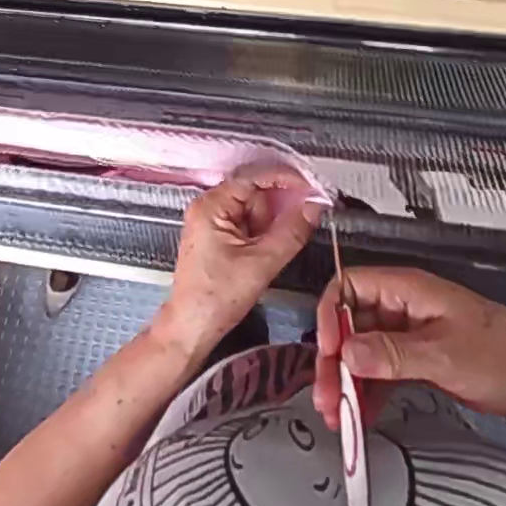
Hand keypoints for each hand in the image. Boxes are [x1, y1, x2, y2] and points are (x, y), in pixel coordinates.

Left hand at [159, 165, 324, 356]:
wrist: (191, 329)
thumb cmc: (216, 298)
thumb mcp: (262, 263)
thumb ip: (292, 231)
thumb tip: (315, 206)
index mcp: (212, 205)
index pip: (254, 176)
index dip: (285, 178)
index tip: (311, 186)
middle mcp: (208, 206)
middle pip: (255, 191)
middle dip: (277, 209)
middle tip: (295, 227)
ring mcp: (211, 220)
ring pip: (254, 208)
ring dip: (269, 225)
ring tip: (266, 254)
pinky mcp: (217, 234)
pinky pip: (247, 222)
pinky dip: (261, 233)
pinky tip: (263, 252)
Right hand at [314, 267, 505, 428]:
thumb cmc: (502, 352)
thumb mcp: (442, 353)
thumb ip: (392, 352)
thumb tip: (348, 352)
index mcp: (407, 288)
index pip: (350, 286)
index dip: (330, 315)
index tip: (325, 350)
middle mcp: (402, 306)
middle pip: (350, 323)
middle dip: (334, 359)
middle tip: (328, 395)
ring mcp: (407, 332)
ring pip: (361, 350)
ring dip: (346, 380)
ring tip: (339, 413)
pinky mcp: (414, 356)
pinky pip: (378, 369)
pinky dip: (367, 390)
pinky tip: (362, 413)